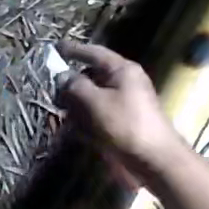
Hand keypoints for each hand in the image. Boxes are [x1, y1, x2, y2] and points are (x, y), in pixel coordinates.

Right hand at [58, 41, 189, 182]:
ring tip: (61, 112)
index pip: (94, 52)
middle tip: (53, 89)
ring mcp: (127, 101)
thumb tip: (63, 76)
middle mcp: (126, 81)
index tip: (55, 48)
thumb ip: (76, 86)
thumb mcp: (96, 102)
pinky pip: (101, 112)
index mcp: (122, 70)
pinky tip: (76, 129)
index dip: (73, 50)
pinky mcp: (126, 119)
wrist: (156, 159)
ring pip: (95, 95)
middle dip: (73, 83)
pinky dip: (88, 117)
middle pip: (93, 75)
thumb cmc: (126, 125)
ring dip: (78, 103)